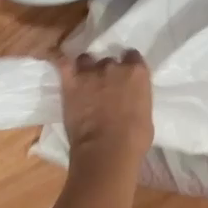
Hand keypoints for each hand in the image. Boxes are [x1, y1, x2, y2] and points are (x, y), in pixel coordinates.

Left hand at [56, 51, 153, 170]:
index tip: (126, 74)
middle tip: (106, 85)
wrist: (106, 150)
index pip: (132, 56)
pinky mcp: (70, 83)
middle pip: (109, 60)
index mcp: (136, 73)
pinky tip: (63, 66)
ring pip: (87, 60)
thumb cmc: (134, 138)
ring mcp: (90, 73)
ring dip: (87, 68)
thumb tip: (130, 98)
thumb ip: (137, 97)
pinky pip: (63, 64)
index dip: (128, 65)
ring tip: (85, 80)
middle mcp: (113, 67)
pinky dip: (62, 63)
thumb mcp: (145, 113)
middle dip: (108, 71)